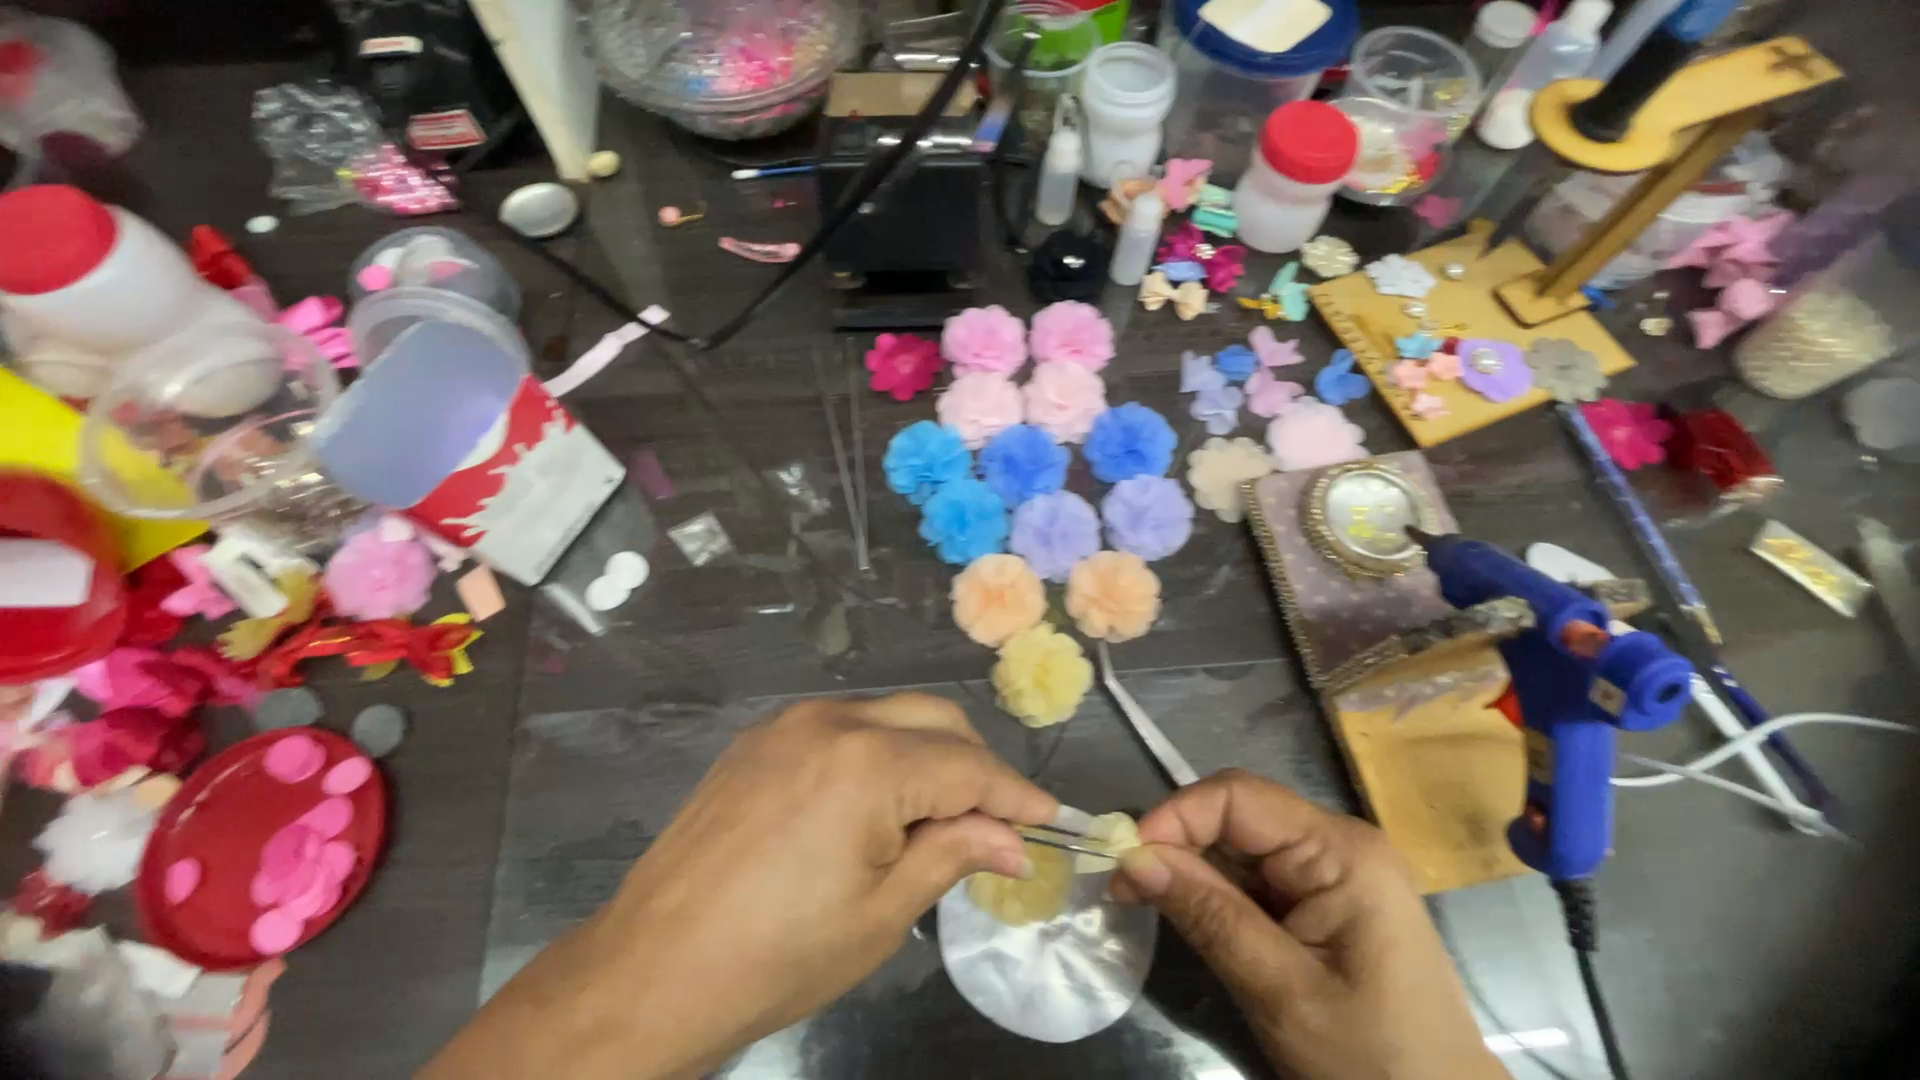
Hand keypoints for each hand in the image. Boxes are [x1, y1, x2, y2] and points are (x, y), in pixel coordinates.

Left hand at [424, 693, 1056, 1079]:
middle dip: (975, 765)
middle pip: (933, 719)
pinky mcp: (759, 739)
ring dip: (928, 754)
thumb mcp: (882, 912)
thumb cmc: (778, 954)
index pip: (967, 766)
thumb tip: (1012, 840)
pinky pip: (843, 726)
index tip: (1049, 821)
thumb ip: (953, 854)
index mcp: (867, 762)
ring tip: (940, 817)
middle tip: (996, 824)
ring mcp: (787, 723)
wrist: (651, 968)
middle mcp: (831, 721)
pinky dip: (880, 752)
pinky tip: (880, 802)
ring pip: (889, 715)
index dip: (1014, 795)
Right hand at [1115, 769, 1503, 1079]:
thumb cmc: (1373, 1061)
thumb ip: (1208, 915)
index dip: (1176, 815)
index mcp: (1341, 851)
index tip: (1127, 860)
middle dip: (1177, 840)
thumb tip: (1132, 857)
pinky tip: (1188, 912)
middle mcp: (1338, 844)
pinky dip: (1214, 889)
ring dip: (1190, 866)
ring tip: (1144, 899)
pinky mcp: (1324, 899)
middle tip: (1126, 885)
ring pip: (1239, 843)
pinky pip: (1255, 874)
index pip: (1238, 797)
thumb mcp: (1281, 992)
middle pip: (1237, 813)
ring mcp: (1333, 871)